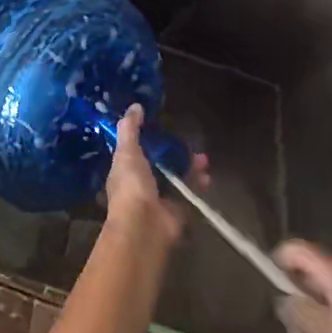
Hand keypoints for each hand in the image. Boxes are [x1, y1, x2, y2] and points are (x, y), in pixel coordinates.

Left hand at [104, 104, 207, 242]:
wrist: (145, 226)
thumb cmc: (131, 186)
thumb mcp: (127, 151)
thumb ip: (130, 129)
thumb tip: (135, 106)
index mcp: (124, 170)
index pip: (135, 151)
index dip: (147, 139)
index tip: (160, 126)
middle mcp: (141, 184)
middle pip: (159, 163)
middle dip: (174, 153)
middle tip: (188, 142)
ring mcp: (159, 199)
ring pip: (177, 177)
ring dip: (190, 166)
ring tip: (204, 158)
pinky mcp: (177, 211)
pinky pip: (189, 193)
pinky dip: (198, 184)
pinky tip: (206, 175)